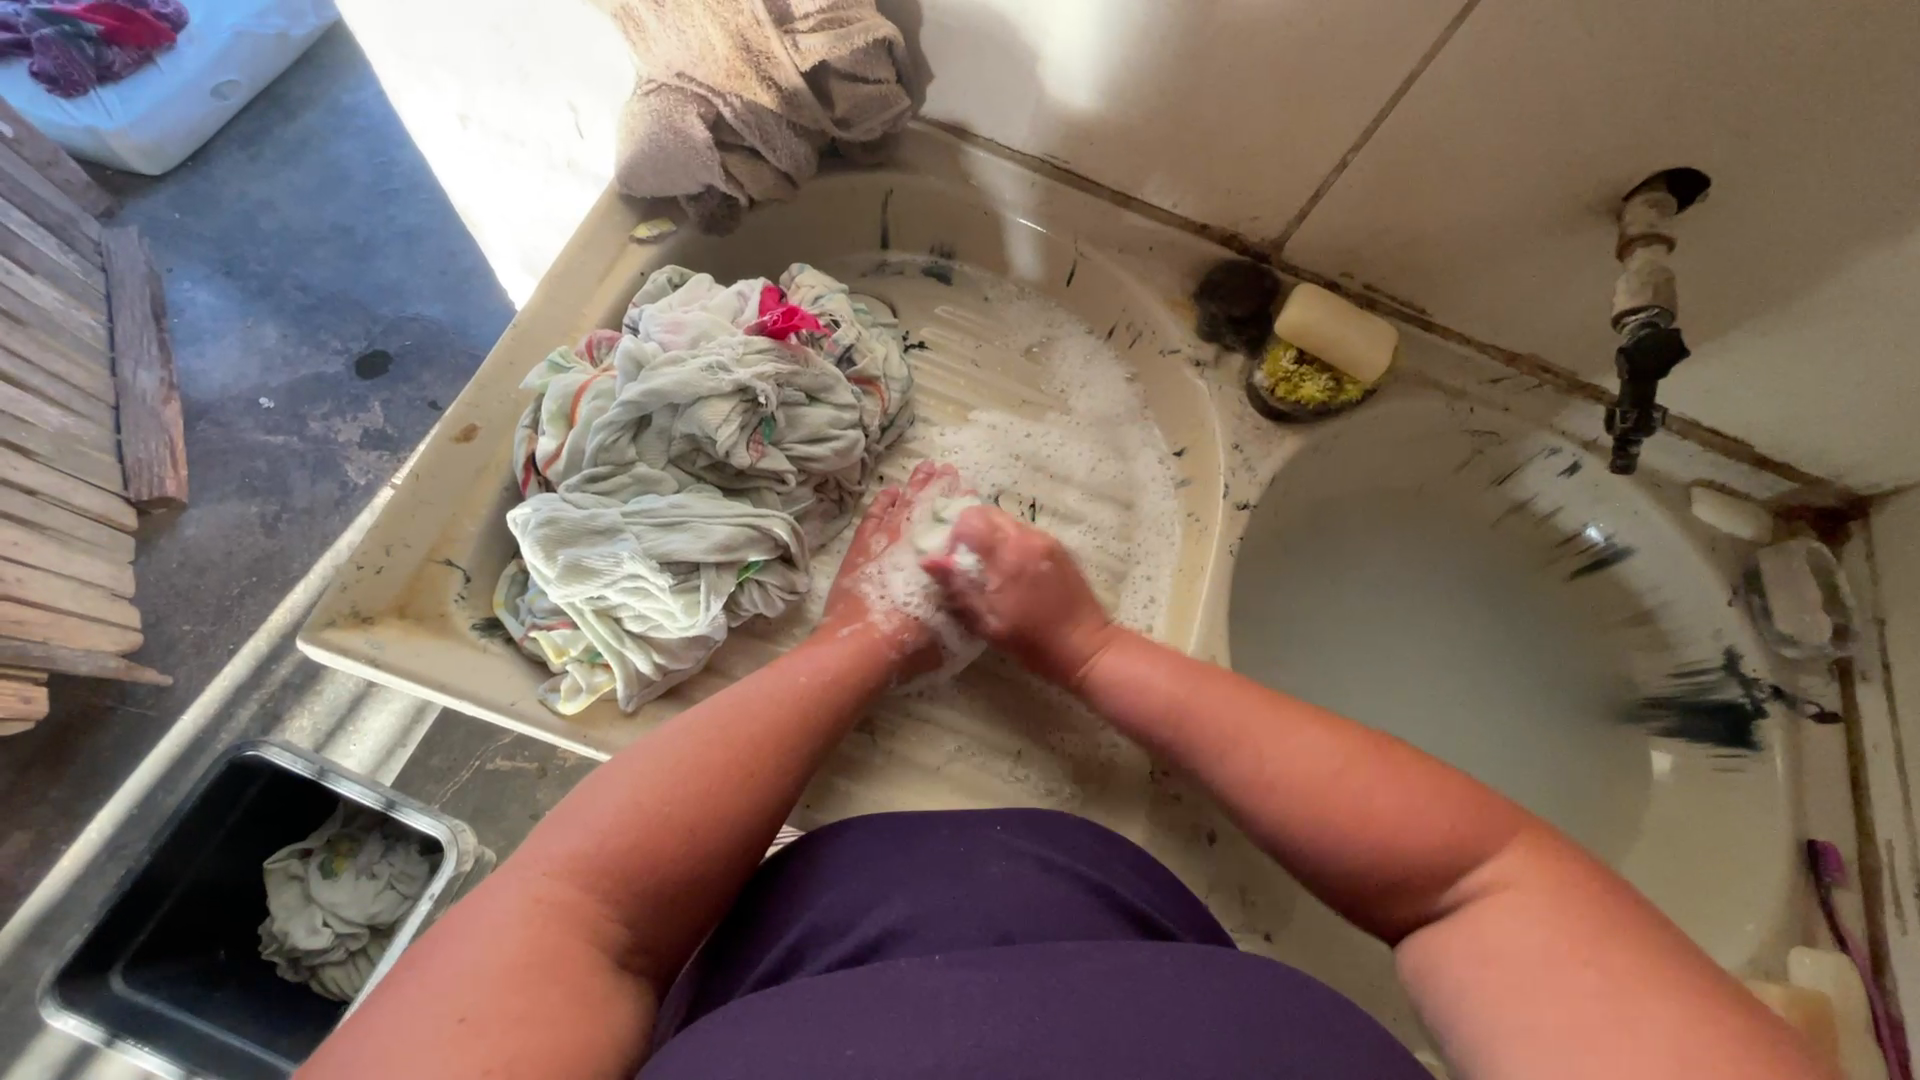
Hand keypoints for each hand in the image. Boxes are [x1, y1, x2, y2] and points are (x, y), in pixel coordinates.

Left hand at [819, 461, 968, 678]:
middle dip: (941, 486)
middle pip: (931, 504)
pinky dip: (883, 501)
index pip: (959, 520)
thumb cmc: (919, 640)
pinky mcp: (861, 547)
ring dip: (916, 485)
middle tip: (950, 470)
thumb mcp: (961, 629)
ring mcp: (886, 539)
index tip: (970, 490)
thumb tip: (982, 588)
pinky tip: (890, 492)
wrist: (866, 646)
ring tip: (927, 468)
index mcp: (947, 556)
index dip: (965, 504)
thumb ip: (973, 603)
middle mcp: (918, 540)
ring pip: (904, 502)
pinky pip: (874, 514)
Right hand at [920, 505, 1118, 687]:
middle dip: (971, 533)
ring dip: (991, 538)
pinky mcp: (1058, 547)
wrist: (1085, 646)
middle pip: (988, 513)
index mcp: (1008, 554)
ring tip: (992, 571)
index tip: (956, 562)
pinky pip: (1025, 533)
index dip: (955, 536)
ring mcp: (1046, 540)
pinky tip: (1014, 574)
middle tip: (969, 564)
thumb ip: (957, 587)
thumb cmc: (1032, 641)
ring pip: (1007, 522)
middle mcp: (1028, 538)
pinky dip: (1011, 544)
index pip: (970, 518)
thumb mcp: (986, 621)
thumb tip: (928, 560)